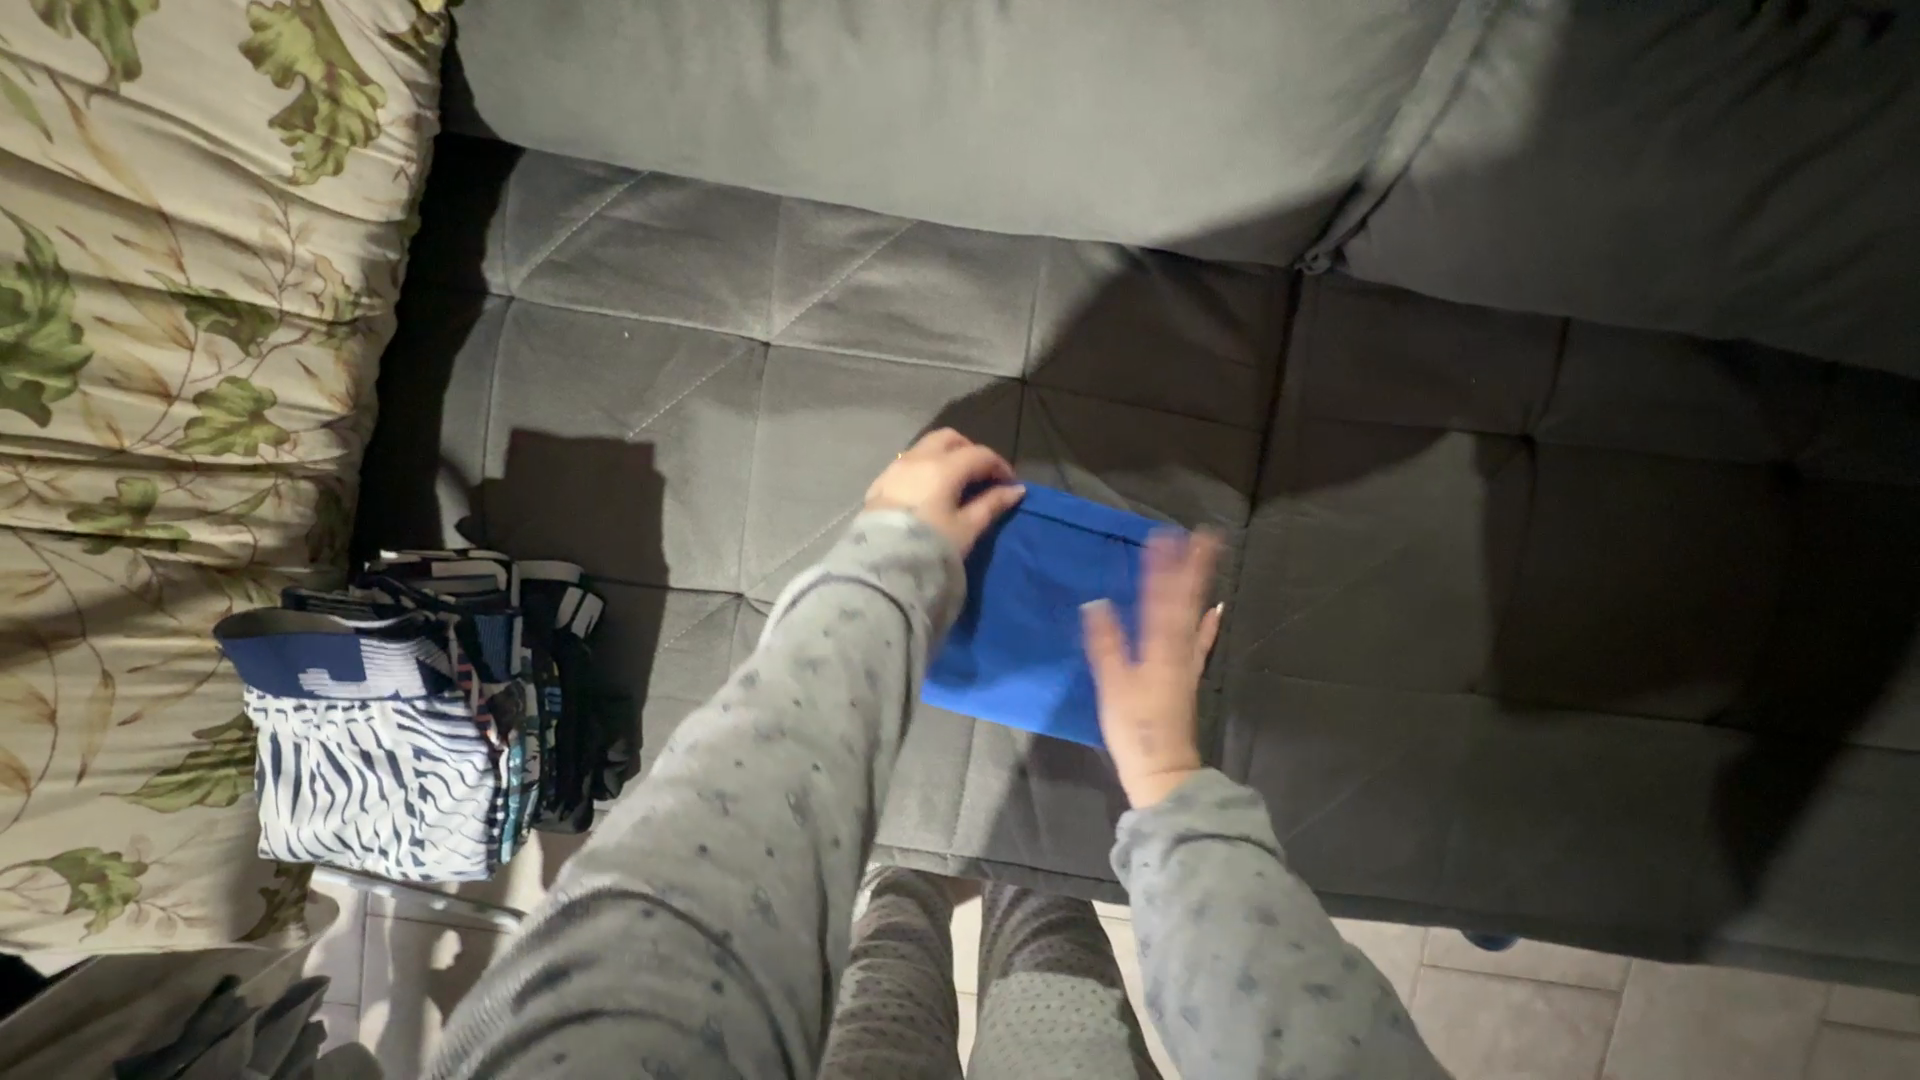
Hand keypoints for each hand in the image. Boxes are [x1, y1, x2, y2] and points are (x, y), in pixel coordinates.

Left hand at [865, 429, 1025, 555]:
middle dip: (969, 451)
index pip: (980, 454)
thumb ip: (992, 504)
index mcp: (944, 467)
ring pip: (925, 447)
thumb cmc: (931, 546)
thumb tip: (1016, 490)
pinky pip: (907, 463)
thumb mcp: (967, 528)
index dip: (999, 466)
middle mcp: (918, 459)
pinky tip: (928, 490)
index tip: (1009, 484)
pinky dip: (923, 467)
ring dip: (944, 456)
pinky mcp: (880, 483)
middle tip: (981, 475)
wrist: (882, 567)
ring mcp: (895, 468)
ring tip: (955, 482)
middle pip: (949, 439)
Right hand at [1082, 529, 1223, 808]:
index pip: (1160, 599)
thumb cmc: (1133, 728)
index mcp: (1157, 648)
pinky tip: (1217, 608)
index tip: (1166, 536)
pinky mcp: (1188, 675)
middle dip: (1192, 567)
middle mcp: (1177, 648)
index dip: (1163, 568)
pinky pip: (1202, 642)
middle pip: (1185, 600)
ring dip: (1200, 586)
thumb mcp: (1112, 687)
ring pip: (1194, 615)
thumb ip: (1106, 645)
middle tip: (1204, 535)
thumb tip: (1096, 604)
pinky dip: (1209, 624)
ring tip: (1208, 558)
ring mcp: (1186, 661)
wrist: (1162, 767)